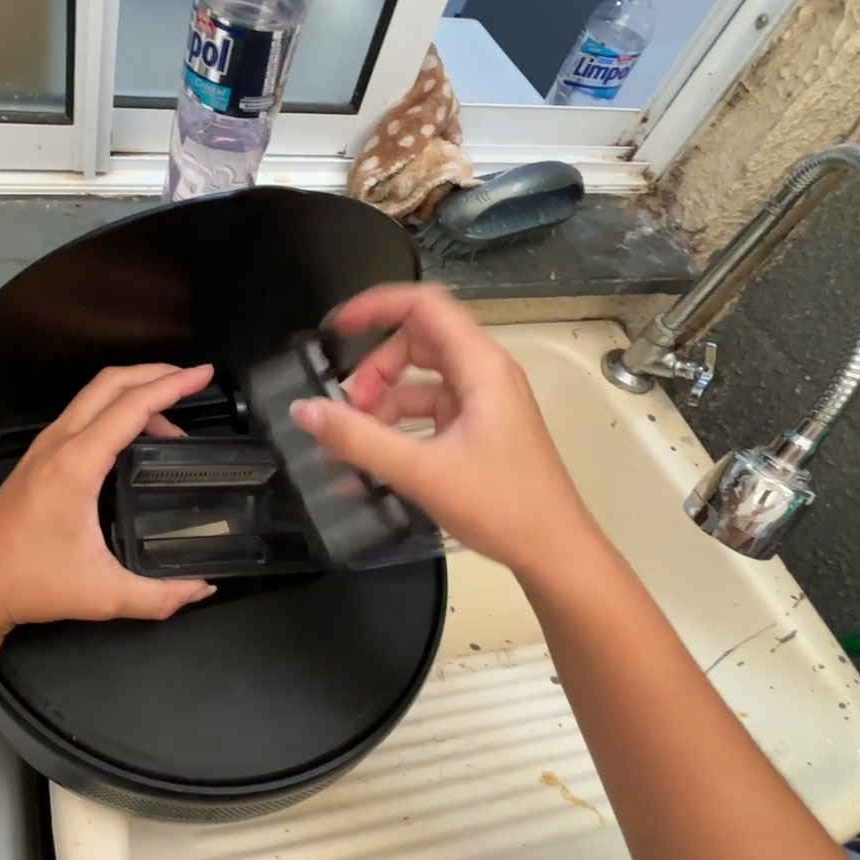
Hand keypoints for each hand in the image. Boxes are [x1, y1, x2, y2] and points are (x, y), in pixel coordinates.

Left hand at [0, 364, 217, 633]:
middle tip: (193, 378)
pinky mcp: (39, 456)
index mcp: (75, 465)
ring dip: (135, 390)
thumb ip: (159, 596)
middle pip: (110, 383)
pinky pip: (83, 413)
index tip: (203, 374)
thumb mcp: (101, 595)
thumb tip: (202, 589)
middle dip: (156, 372)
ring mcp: (45, 447)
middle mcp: (58, 444)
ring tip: (172, 413)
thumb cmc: (26, 583)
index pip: (131, 407)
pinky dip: (115, 408)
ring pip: (94, 394)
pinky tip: (135, 436)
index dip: (172, 386)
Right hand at [290, 284, 586, 568]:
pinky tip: (370, 464)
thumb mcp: (421, 471)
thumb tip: (304, 410)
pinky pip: (427, 412)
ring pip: (418, 381)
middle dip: (374, 371)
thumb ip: (358, 439)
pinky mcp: (477, 428)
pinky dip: (396, 428)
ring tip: (352, 444)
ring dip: (381, 404)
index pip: (423, 305)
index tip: (335, 329)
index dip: (375, 306)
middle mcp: (483, 373)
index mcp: (480, 366)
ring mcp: (481, 402)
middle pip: (415, 343)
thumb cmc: (501, 506)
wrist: (555, 553)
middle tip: (347, 410)